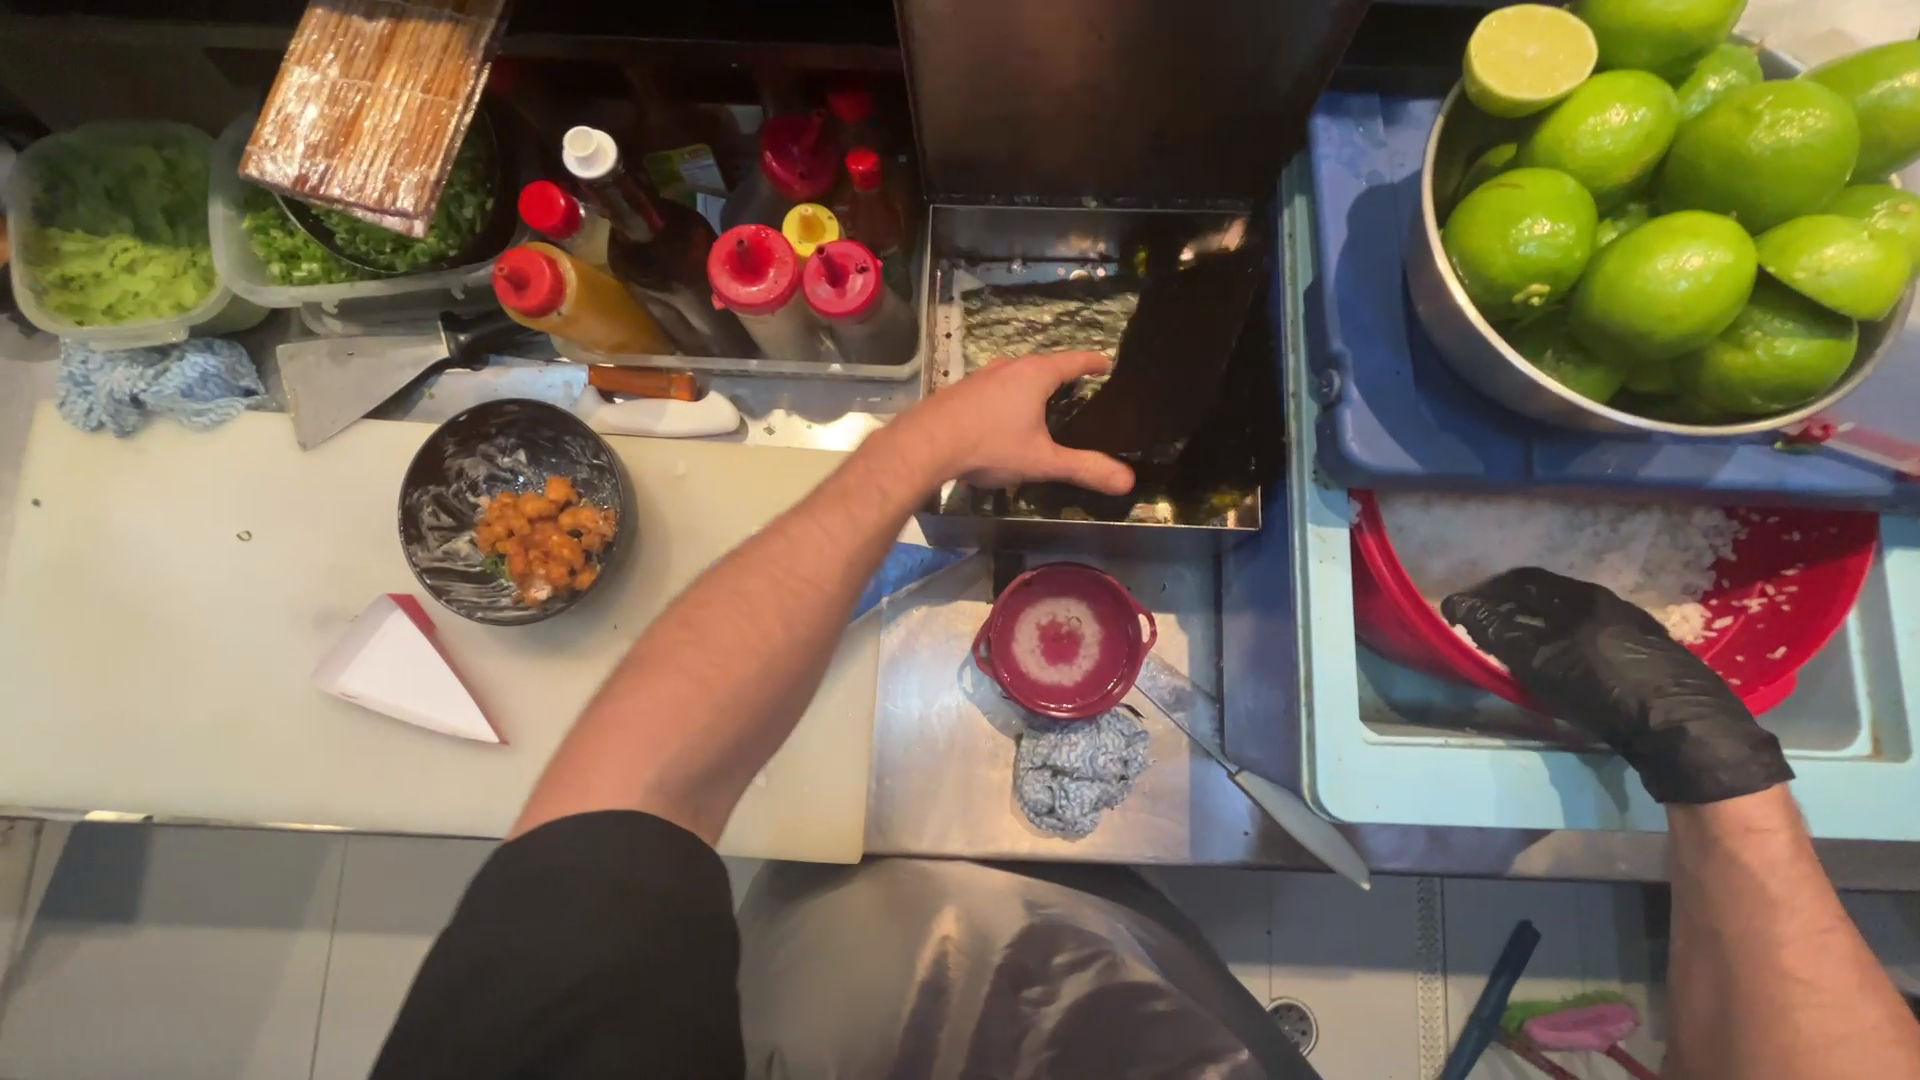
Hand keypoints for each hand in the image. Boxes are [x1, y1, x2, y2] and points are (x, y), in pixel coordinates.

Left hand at [899, 352, 1135, 494]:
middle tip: (1077, 388)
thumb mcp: (1042, 461)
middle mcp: (1009, 367)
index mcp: (1035, 375)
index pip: (1074, 360)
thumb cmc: (990, 446)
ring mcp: (981, 377)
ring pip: (1015, 376)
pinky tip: (1002, 417)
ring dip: (1030, 385)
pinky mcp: (960, 391)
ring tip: (1041, 403)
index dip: (1093, 362)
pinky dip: (1006, 397)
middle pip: (1043, 365)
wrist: (926, 444)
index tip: (1106, 363)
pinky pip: (993, 388)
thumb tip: (1127, 480)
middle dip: (1061, 374)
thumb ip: (1083, 468)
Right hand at [1442, 567, 1792, 803]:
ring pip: (1575, 616)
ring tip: (1523, 646)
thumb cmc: (1601, 689)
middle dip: (1513, 607)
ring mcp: (1637, 628)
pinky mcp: (1655, 653)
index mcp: (1580, 597)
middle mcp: (1611, 603)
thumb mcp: (1538, 662)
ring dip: (1542, 624)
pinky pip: (1597, 635)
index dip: (1486, 592)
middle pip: (1549, 596)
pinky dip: (1569, 640)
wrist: (1687, 731)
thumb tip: (1458, 605)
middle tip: (1488, 627)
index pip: (1520, 580)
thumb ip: (1496, 631)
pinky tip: (1566, 663)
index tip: (1463, 610)